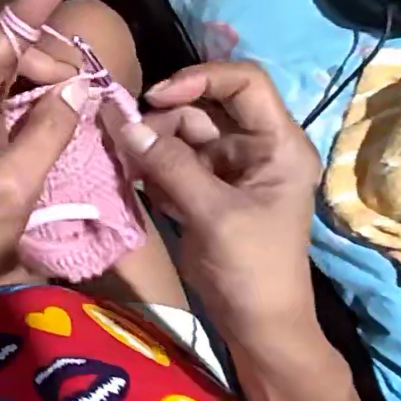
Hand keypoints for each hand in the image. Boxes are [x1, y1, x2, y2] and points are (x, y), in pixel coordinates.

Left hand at [0, 0, 84, 281]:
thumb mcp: (18, 185)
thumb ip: (49, 129)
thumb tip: (80, 85)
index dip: (26, 9)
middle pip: (4, 53)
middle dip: (48, 63)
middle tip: (82, 92)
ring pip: (9, 64)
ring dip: (47, 74)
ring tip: (72, 100)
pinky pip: (7, 82)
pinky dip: (37, 85)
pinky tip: (58, 95)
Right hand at [105, 61, 321, 345]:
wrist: (255, 322)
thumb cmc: (251, 267)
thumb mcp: (212, 213)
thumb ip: (169, 165)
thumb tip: (123, 124)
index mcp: (278, 144)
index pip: (245, 82)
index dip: (200, 78)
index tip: (155, 97)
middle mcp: (254, 146)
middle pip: (203, 106)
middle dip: (164, 120)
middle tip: (130, 143)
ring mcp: (227, 165)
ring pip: (180, 132)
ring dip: (151, 145)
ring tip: (131, 170)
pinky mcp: (204, 184)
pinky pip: (170, 158)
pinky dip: (151, 167)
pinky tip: (144, 189)